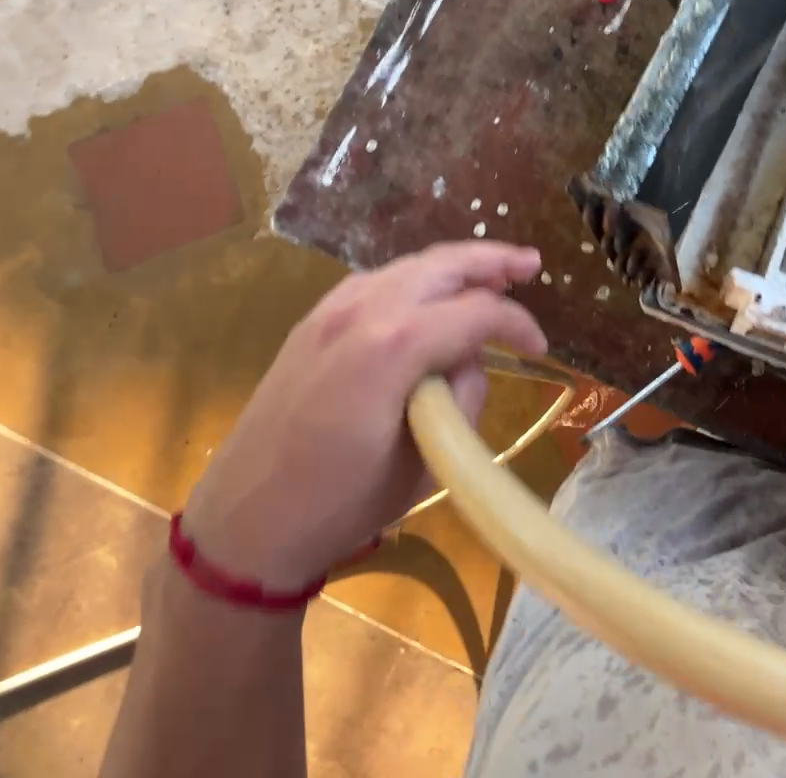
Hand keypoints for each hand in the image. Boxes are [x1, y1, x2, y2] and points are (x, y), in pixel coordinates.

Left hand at [180, 242, 548, 590]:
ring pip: (408, 267)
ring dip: (454, 267)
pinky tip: (432, 299)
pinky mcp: (312, 324)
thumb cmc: (343, 502)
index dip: (518, 325)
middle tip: (531, 264)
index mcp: (393, 346)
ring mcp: (330, 312)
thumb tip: (466, 363)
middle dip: (493, 260)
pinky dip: (417, 281)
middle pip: (442, 264)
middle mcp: (361, 311)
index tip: (541, 349)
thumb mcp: (427, 459)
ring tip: (490, 278)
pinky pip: (378, 283)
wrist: (245, 524)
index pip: (478, 311)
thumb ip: (462, 396)